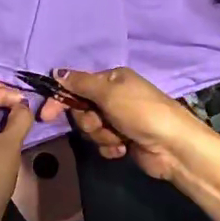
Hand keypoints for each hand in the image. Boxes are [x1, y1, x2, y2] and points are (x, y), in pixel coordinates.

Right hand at [38, 66, 210, 180]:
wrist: (173, 146)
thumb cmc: (141, 112)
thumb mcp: (108, 92)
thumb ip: (80, 83)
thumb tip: (56, 71)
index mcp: (112, 80)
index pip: (76, 86)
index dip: (60, 100)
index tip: (46, 115)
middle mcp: (114, 97)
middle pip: (81, 109)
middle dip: (89, 121)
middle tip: (102, 124)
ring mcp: (119, 120)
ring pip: (91, 129)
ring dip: (101, 135)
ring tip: (119, 138)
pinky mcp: (123, 140)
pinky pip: (102, 144)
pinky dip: (110, 147)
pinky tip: (124, 148)